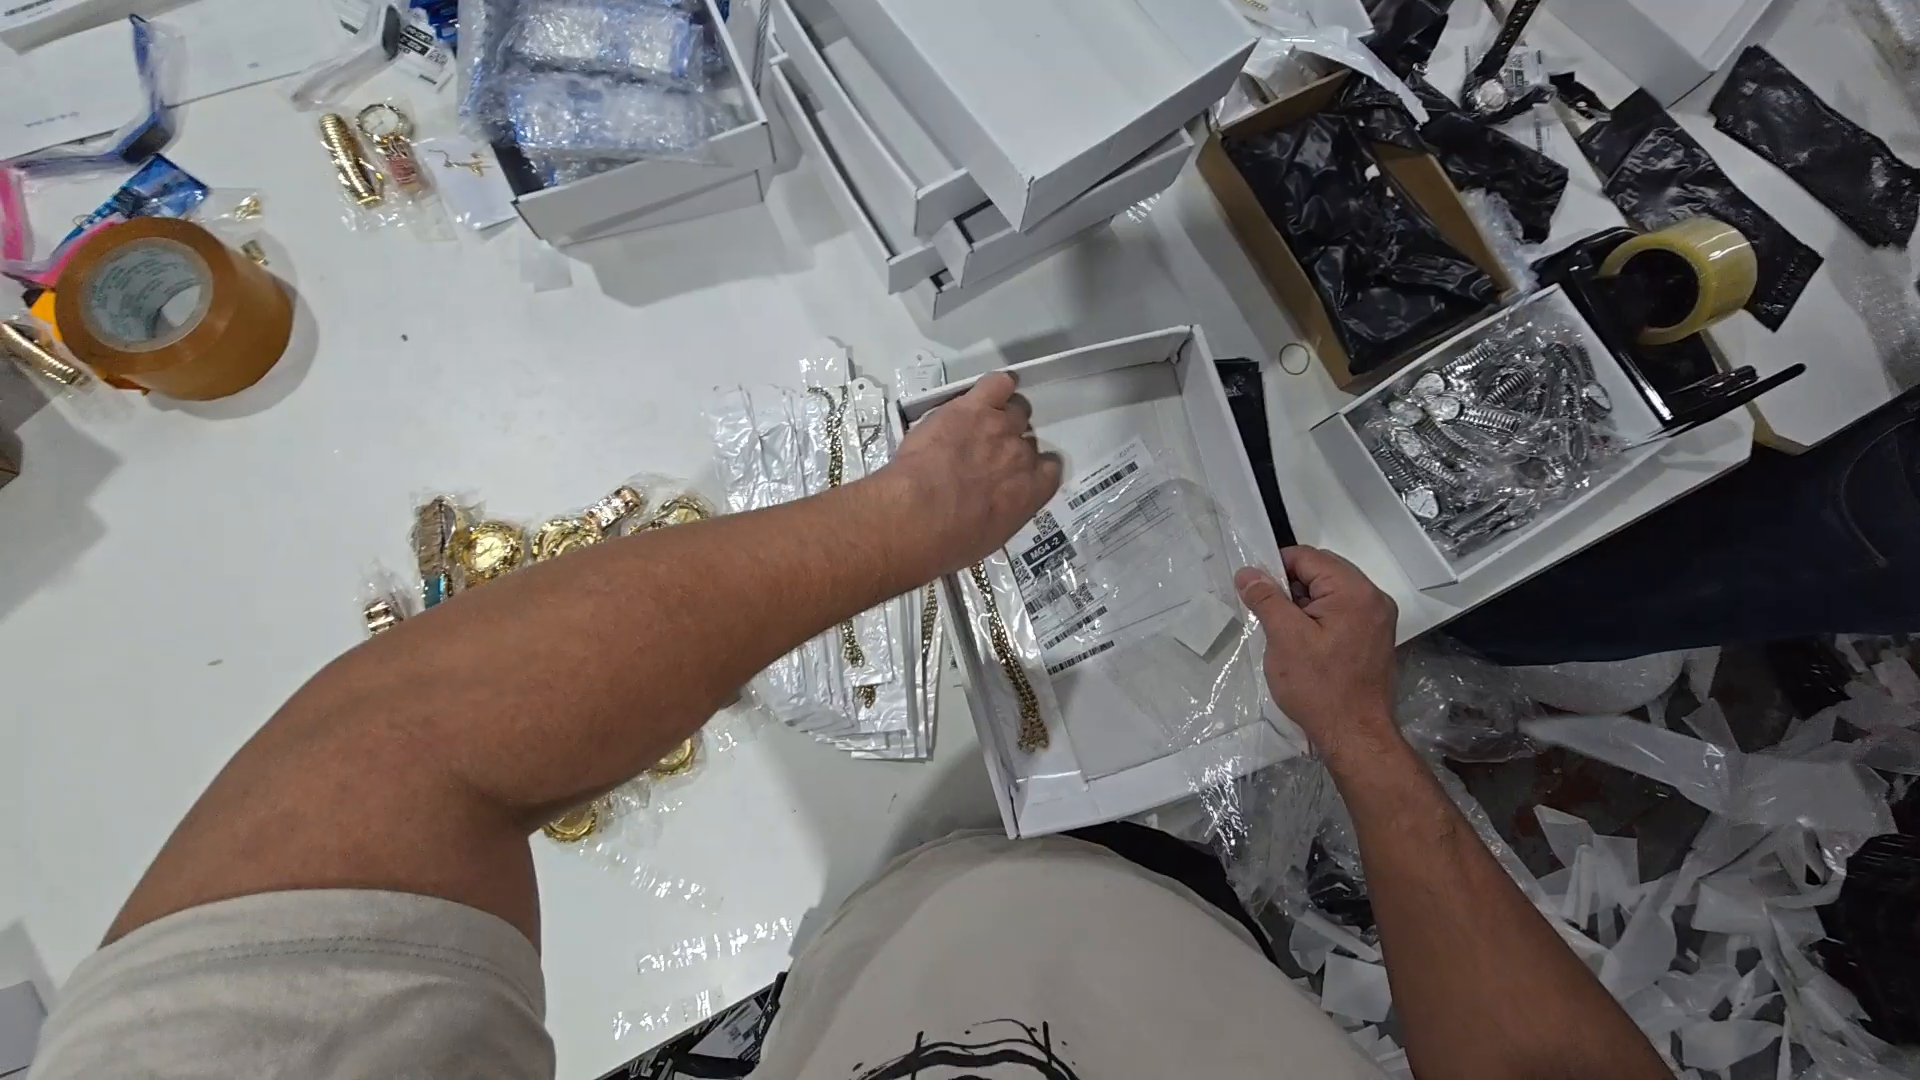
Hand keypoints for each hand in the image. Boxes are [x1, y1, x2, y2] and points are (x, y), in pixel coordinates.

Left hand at [884, 371, 1061, 575]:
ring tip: (981, 427)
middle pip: (1028, 438)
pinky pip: (996, 384)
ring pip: (1015, 410)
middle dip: (1010, 445)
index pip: (1050, 469)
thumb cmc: (950, 540)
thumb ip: (1004, 512)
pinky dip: (998, 384)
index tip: (1017, 474)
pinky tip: (992, 390)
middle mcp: (1022, 455)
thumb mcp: (989, 538)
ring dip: (1002, 416)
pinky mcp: (972, 408)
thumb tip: (997, 507)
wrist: (919, 514)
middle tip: (985, 456)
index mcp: (1032, 491)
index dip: (1033, 469)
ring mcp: (999, 427)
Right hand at [1236, 546, 1399, 762]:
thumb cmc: (1319, 687)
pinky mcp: (1371, 637)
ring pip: (1328, 592)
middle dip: (1288, 585)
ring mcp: (1376, 619)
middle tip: (1266, 612)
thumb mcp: (1284, 638)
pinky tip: (1300, 641)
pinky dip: (1315, 617)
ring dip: (1300, 603)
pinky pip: (1338, 611)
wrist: (1355, 736)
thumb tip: (1247, 572)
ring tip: (1281, 630)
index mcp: (1355, 592)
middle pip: (1321, 571)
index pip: (1308, 557)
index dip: (1276, 567)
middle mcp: (1372, 599)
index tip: (1254, 590)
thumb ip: (1266, 598)